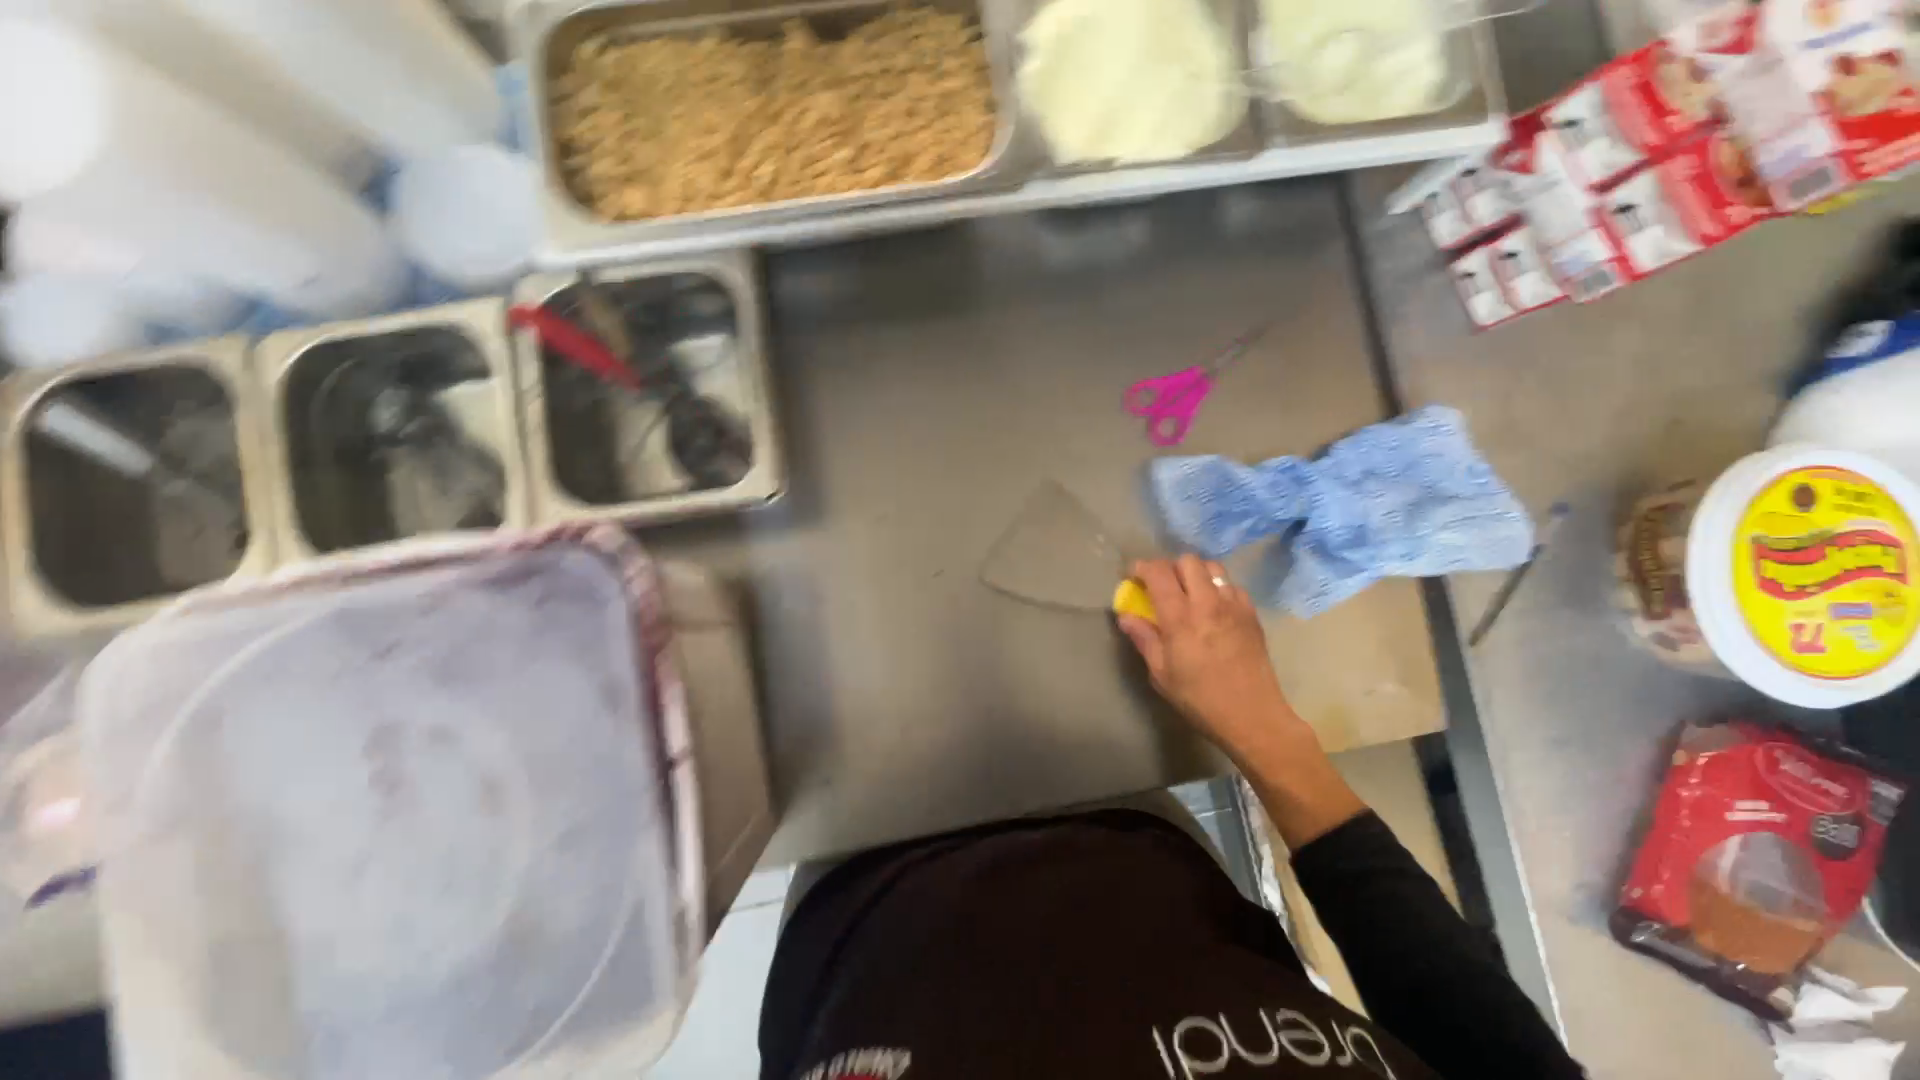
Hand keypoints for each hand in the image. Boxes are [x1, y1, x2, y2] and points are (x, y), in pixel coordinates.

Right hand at [1116, 555, 1304, 759]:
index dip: (1142, 567)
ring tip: (1189, 592)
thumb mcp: (1161, 674)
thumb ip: (1144, 639)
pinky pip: (1232, 586)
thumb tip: (1126, 616)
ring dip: (1196, 573)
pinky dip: (1218, 588)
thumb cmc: (1199, 698)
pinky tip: (1213, 608)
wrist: (1251, 714)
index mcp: (1180, 617)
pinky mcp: (1251, 614)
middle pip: (1188, 561)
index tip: (1134, 576)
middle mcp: (1208, 602)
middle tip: (1162, 585)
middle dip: (1170, 567)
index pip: (1159, 572)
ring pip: (1213, 568)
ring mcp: (1234, 605)